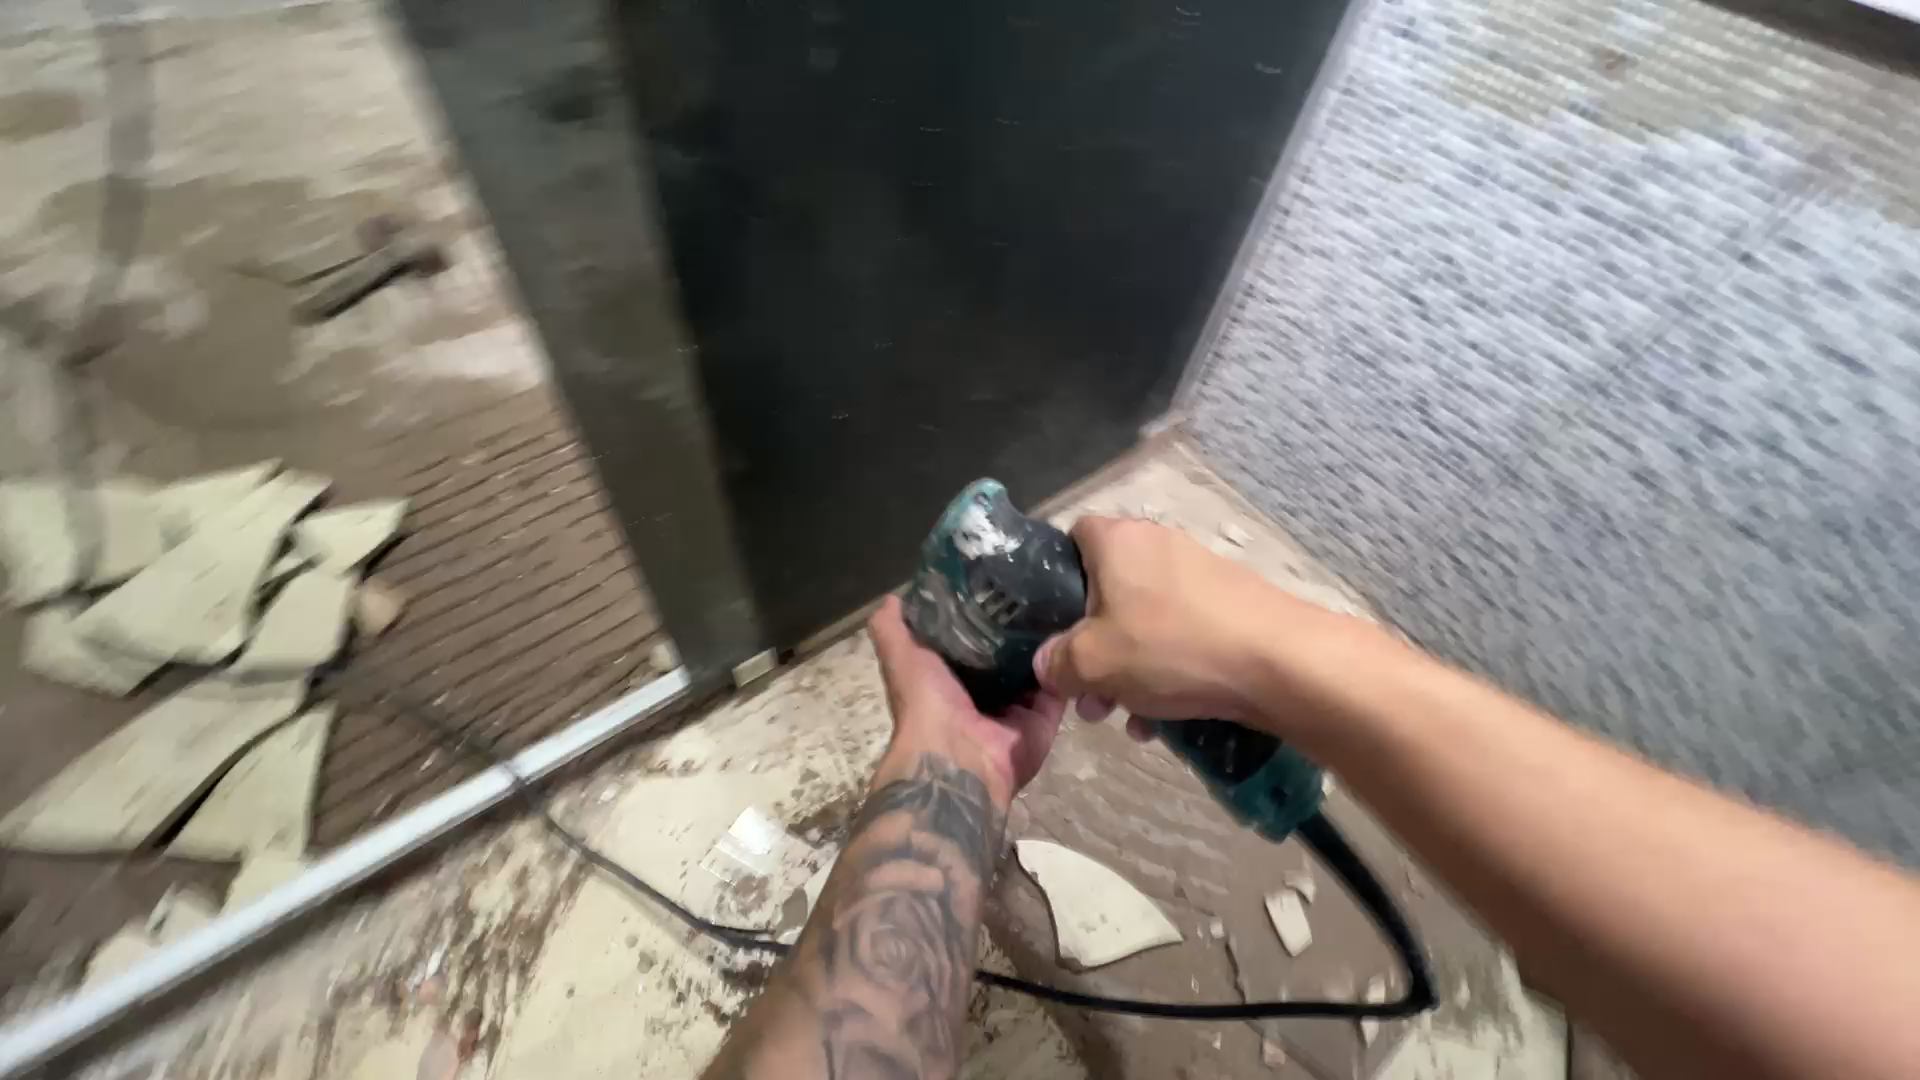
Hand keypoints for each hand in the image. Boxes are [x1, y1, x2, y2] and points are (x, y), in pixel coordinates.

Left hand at [868, 596, 1065, 801]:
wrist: (955, 759)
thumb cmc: (924, 703)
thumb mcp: (901, 656)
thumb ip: (891, 629)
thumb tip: (893, 597)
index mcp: (950, 681)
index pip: (970, 640)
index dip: (980, 612)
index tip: (995, 578)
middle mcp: (984, 695)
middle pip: (1007, 655)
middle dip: (1019, 626)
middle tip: (1037, 586)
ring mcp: (1016, 710)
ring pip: (1037, 669)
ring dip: (1047, 643)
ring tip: (1062, 601)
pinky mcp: (1043, 720)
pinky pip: (1060, 689)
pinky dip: (1067, 667)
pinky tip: (1075, 633)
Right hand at [1033, 516, 1371, 738]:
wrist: (1281, 662)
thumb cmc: (1170, 646)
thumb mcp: (1092, 662)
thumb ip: (1056, 662)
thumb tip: (1046, 663)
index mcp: (1117, 540)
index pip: (1072, 537)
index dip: (1055, 578)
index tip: (1054, 626)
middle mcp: (1156, 545)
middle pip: (1106, 591)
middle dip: (1091, 647)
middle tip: (1089, 695)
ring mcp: (1197, 573)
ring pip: (1143, 620)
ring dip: (1127, 669)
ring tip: (1128, 717)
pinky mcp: (1229, 603)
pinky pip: (1180, 634)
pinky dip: (1166, 669)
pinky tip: (1166, 719)